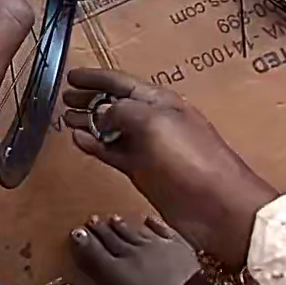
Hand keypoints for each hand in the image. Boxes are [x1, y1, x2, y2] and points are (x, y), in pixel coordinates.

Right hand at [64, 69, 278, 266]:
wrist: (220, 208)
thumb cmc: (191, 158)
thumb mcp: (153, 123)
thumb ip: (120, 111)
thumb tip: (99, 112)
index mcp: (158, 101)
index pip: (119, 81)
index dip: (95, 77)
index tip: (72, 76)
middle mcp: (151, 120)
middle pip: (113, 103)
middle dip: (89, 98)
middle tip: (65, 98)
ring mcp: (146, 146)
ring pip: (109, 128)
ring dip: (88, 122)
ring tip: (67, 119)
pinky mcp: (141, 170)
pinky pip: (111, 152)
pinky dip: (94, 145)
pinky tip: (79, 141)